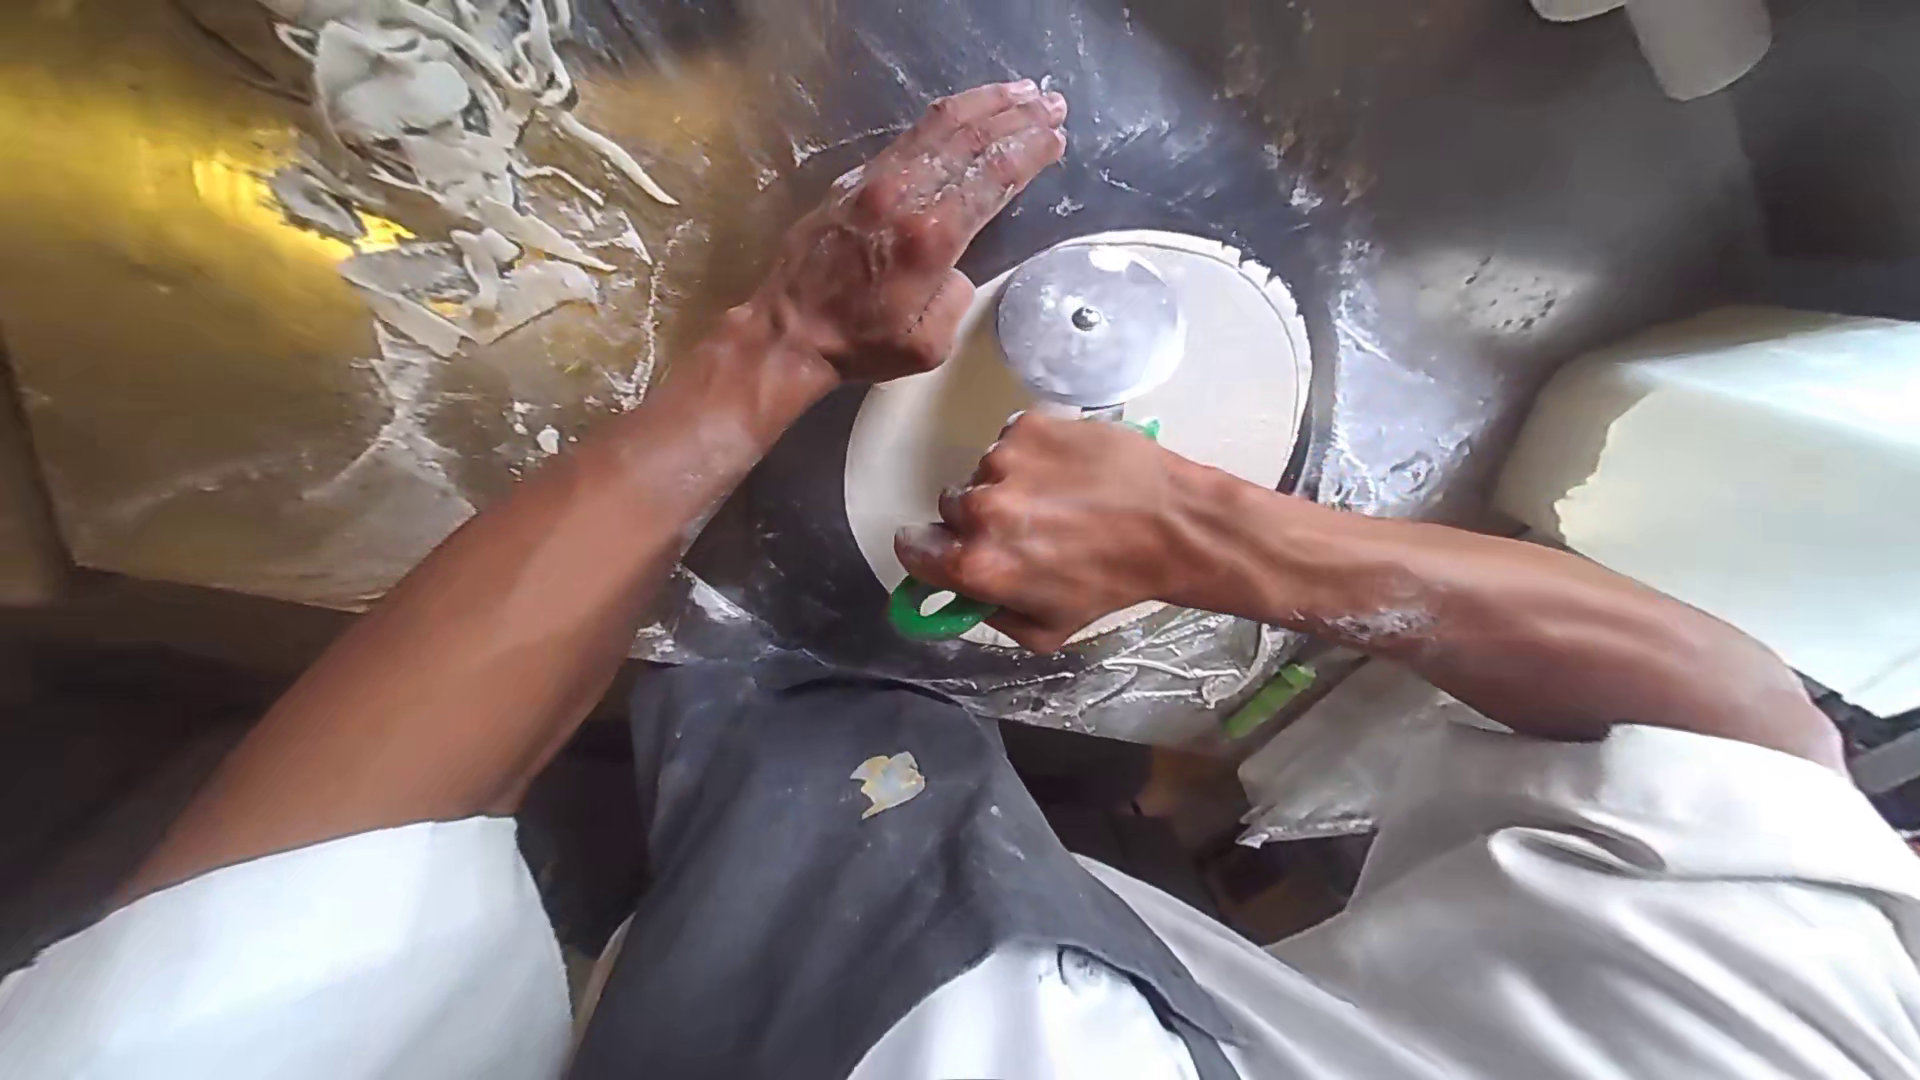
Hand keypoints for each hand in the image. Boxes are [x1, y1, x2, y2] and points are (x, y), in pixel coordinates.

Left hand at [755, 80, 1068, 383]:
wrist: (792, 329)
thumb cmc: (860, 344)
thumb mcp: (927, 345)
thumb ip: (956, 300)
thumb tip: (958, 267)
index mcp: (929, 239)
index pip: (991, 177)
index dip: (1029, 152)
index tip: (1055, 138)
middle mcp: (904, 196)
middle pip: (970, 139)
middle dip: (1018, 117)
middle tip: (1052, 103)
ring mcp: (875, 182)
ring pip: (939, 126)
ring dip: (985, 104)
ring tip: (1020, 94)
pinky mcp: (854, 181)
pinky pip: (908, 136)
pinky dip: (944, 118)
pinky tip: (964, 113)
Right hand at [893, 414, 1212, 651]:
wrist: (1171, 523)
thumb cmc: (1111, 582)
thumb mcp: (1045, 630)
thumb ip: (989, 614)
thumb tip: (960, 592)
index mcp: (979, 563)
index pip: (912, 547)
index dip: (926, 548)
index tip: (940, 545)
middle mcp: (982, 508)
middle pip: (948, 505)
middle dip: (973, 518)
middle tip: (1020, 525)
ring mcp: (1004, 460)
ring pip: (983, 473)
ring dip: (1006, 485)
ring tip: (1055, 496)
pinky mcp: (1029, 426)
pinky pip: (1009, 442)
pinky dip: (1029, 456)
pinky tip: (1065, 471)